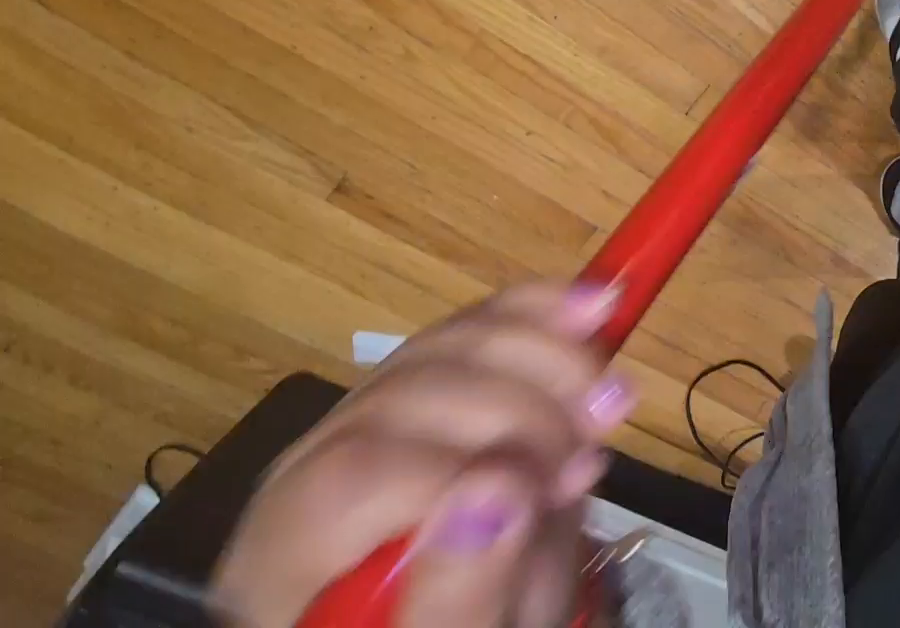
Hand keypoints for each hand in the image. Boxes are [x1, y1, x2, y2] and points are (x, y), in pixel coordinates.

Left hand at [212, 284, 636, 627]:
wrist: (490, 608)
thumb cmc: (466, 627)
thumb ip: (463, 592)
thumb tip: (496, 490)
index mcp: (287, 553)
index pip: (352, 477)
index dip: (455, 467)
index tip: (546, 493)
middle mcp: (319, 463)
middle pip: (412, 394)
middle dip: (527, 416)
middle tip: (590, 461)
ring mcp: (381, 404)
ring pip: (456, 342)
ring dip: (553, 360)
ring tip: (611, 406)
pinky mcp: (444, 369)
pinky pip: (489, 317)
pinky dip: (548, 305)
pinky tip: (598, 306)